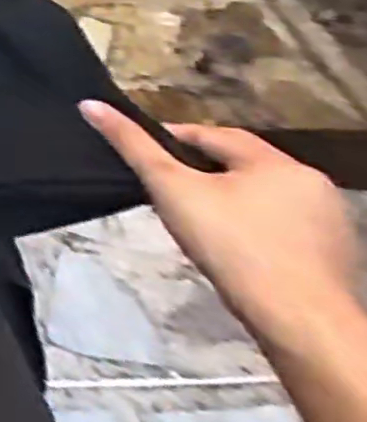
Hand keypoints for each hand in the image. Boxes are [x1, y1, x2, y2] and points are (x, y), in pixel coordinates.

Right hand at [80, 100, 361, 340]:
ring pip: (255, 189)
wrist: (297, 317)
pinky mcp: (330, 249)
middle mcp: (312, 184)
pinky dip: (245, 217)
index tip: (139, 157)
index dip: (166, 139)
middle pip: (236, 160)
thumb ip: (130, 143)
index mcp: (280, 164)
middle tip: (158, 183)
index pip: (209, 134)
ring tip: (186, 210)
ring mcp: (329, 219)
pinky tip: (225, 237)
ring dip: (220, 191)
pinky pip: (275, 216)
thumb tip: (90, 105)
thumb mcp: (169, 185)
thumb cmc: (230, 241)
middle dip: (194, 167)